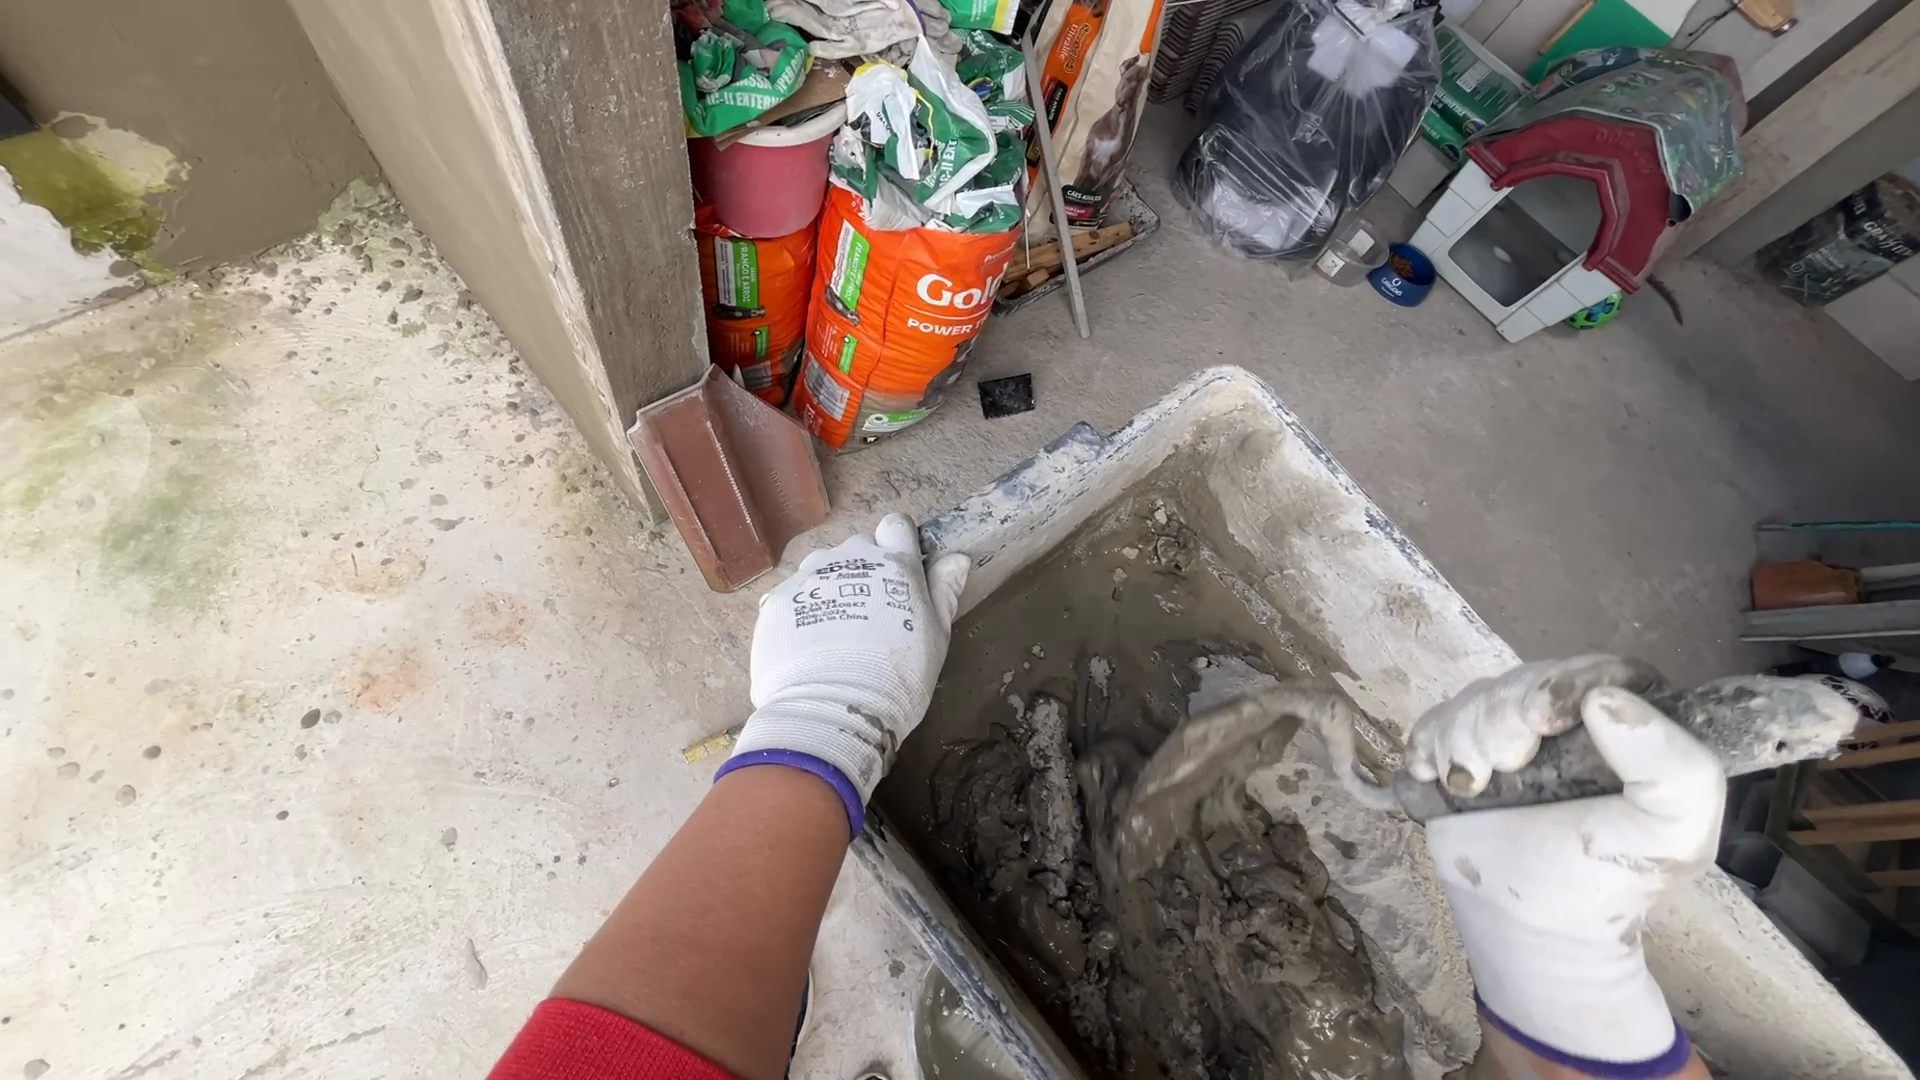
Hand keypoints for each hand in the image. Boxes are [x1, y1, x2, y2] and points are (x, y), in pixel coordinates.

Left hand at [719, 514, 970, 834]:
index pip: (897, 526)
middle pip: (858, 547)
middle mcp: (848, 557)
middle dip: (864, 569)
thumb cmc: (897, 675)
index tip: (900, 573)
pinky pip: (793, 595)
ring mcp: (808, 576)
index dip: (899, 544)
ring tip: (834, 632)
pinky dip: (801, 611)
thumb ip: (945, 591)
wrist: (829, 710)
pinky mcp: (777, 600)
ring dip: (831, 586)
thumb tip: (957, 557)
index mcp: (893, 563)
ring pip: (822, 568)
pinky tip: (807, 645)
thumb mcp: (936, 636)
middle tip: (869, 614)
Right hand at [1413, 659, 1723, 1071]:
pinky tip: (1439, 779)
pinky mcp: (1453, 745)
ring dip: (1461, 739)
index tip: (1542, 722)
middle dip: (1499, 720)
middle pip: (1522, 679)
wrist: (1520, 919)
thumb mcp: (1668, 835)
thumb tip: (1604, 699)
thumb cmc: (1599, 879)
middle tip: (1504, 769)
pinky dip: (1427, 745)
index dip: (1561, 682)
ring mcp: (1504, 732)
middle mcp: (1564, 722)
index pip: (1598, 670)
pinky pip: (1430, 718)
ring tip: (1471, 786)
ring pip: (1471, 697)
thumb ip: (1676, 767)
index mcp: (1627, 732)